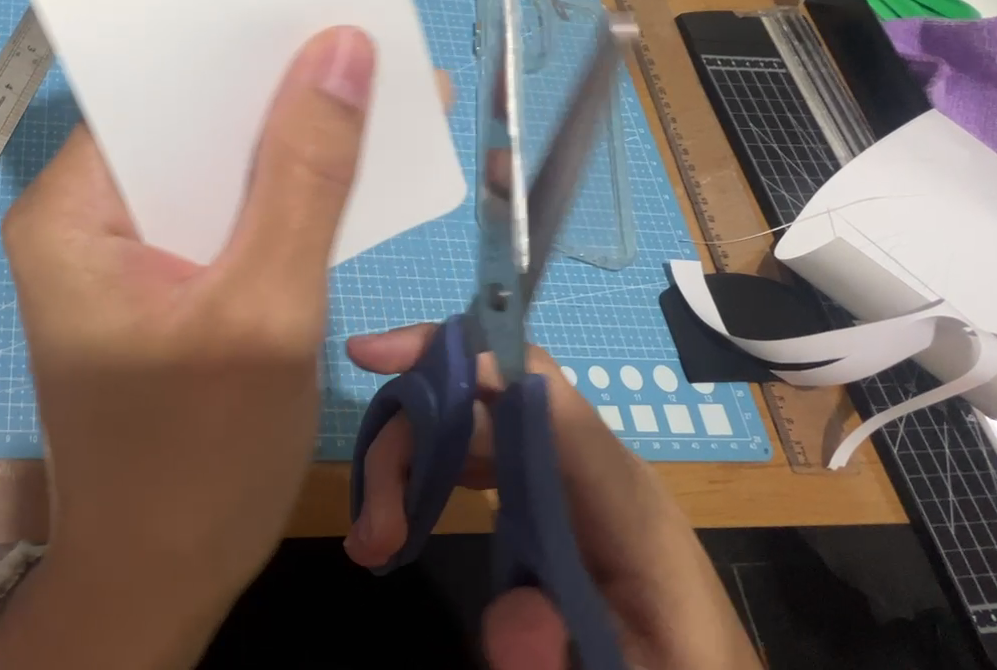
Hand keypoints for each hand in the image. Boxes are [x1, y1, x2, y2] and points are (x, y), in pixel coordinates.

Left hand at [0, 26, 376, 668]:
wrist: (159, 583)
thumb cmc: (198, 462)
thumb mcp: (266, 311)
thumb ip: (305, 177)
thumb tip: (341, 51)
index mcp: (68, 214)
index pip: (149, 98)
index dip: (229, 53)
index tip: (303, 1)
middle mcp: (77, 222)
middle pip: (180, 133)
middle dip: (266, 98)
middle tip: (356, 38)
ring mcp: (112, 259)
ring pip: (204, 176)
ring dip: (278, 149)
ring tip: (364, 91)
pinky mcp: (148, 290)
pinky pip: (213, 222)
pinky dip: (270, 202)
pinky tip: (335, 174)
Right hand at [342, 327, 762, 669]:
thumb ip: (562, 657)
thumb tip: (516, 603)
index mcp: (625, 505)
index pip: (539, 394)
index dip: (458, 358)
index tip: (372, 357)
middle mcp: (594, 467)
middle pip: (478, 401)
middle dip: (406, 441)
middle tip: (370, 533)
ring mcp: (568, 472)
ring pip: (467, 417)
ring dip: (407, 458)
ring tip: (376, 539)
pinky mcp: (550, 487)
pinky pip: (475, 444)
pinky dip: (424, 466)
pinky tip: (403, 517)